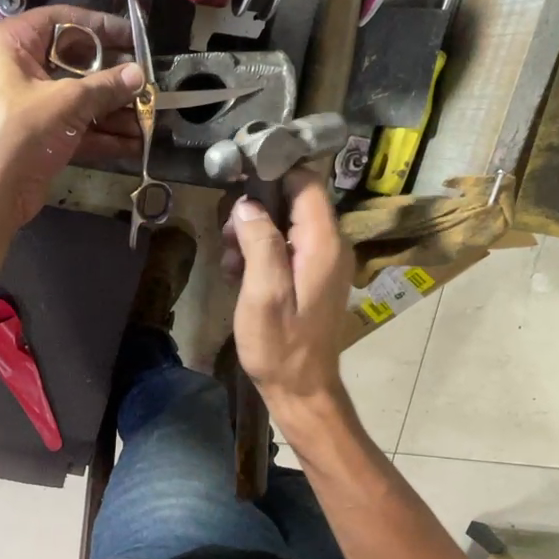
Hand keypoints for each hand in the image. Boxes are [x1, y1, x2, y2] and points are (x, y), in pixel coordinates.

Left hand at [0, 5, 144, 246]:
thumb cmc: (17, 136)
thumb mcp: (64, 104)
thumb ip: (104, 87)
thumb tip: (139, 74)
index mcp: (10, 44)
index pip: (60, 20)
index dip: (99, 27)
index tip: (134, 37)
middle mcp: (17, 68)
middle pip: (73, 61)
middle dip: (112, 75)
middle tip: (147, 81)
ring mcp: (29, 105)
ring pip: (78, 98)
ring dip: (113, 110)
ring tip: (150, 116)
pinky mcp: (39, 137)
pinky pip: (75, 127)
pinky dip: (102, 134)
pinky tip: (135, 142)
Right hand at [222, 170, 356, 424]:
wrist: (300, 388)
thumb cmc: (280, 344)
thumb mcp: (263, 292)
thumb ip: (259, 242)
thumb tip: (248, 205)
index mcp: (323, 243)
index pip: (307, 182)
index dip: (274, 171)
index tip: (239, 178)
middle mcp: (331, 245)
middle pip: (293, 201)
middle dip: (256, 209)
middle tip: (227, 233)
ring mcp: (323, 262)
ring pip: (285, 225)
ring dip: (253, 234)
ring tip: (230, 261)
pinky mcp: (312, 277)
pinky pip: (286, 248)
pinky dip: (261, 253)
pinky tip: (240, 275)